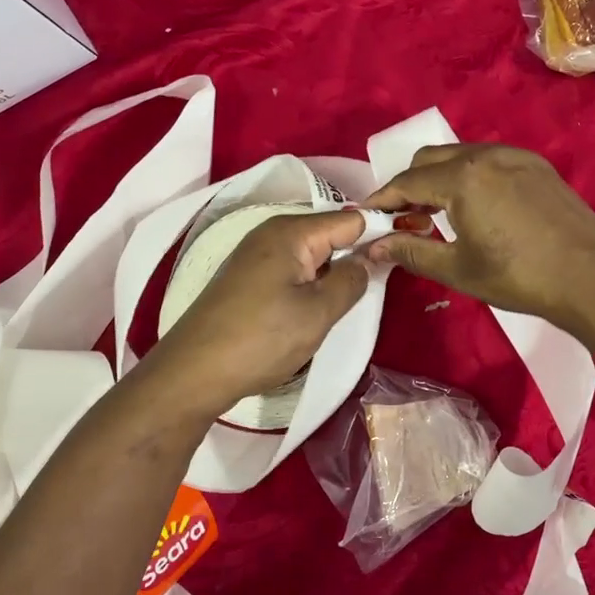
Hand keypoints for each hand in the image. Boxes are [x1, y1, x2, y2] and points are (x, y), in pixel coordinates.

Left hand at [151, 210, 370, 412]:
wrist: (191, 375)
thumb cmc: (260, 340)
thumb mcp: (318, 313)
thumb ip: (353, 280)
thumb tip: (371, 258)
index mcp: (292, 232)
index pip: (352, 219)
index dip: (380, 236)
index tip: (402, 258)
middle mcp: (273, 233)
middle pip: (332, 233)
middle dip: (356, 255)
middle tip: (378, 287)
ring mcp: (257, 255)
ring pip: (313, 254)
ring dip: (333, 274)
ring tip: (348, 302)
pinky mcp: (248, 277)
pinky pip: (294, 268)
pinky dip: (311, 283)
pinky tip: (314, 310)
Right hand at [361, 144, 594, 330]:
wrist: (589, 276)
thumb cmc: (518, 276)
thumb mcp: (458, 269)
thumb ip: (412, 251)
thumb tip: (374, 246)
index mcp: (462, 177)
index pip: (407, 182)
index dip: (383, 200)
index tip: (367, 217)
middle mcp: (486, 155)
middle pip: (432, 159)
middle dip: (410, 184)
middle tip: (404, 219)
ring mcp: (516, 156)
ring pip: (463, 155)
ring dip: (442, 177)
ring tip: (440, 214)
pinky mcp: (538, 165)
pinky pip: (491, 160)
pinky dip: (472, 175)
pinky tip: (479, 207)